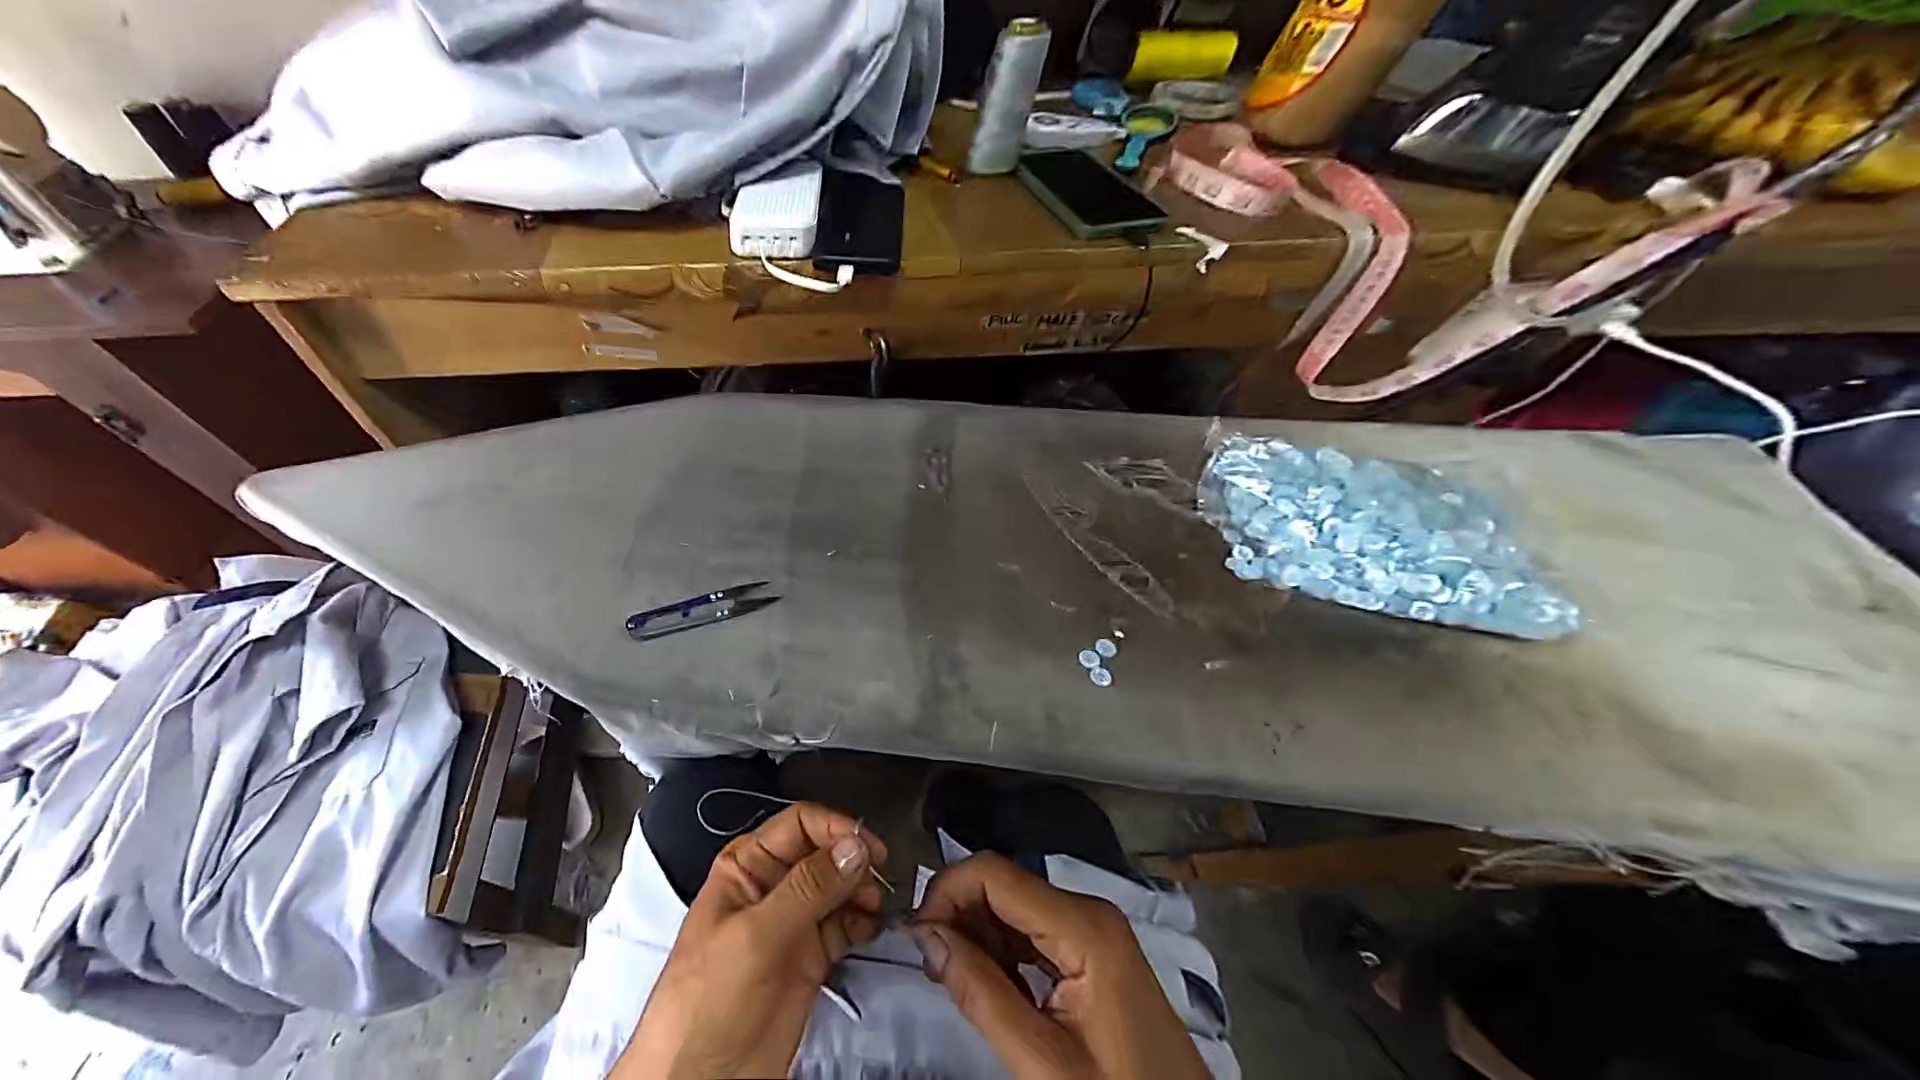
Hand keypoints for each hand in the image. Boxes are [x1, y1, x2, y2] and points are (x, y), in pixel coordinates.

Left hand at [614, 802, 888, 1079]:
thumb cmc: (702, 1007)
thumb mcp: (755, 936)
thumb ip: (808, 887)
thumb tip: (852, 847)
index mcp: (747, 867)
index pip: (801, 824)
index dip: (836, 829)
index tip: (865, 846)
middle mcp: (774, 887)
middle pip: (828, 851)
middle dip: (855, 860)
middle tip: (874, 879)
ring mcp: (794, 920)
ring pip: (842, 884)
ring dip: (864, 889)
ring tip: (872, 906)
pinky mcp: (812, 952)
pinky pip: (848, 920)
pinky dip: (864, 919)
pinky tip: (867, 927)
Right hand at [911, 852, 1209, 1079]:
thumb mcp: (1043, 1062)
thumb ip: (981, 993)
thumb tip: (928, 936)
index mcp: (1083, 925)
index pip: (994, 874)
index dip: (947, 893)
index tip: (918, 939)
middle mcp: (1088, 910)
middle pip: (1005, 885)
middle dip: (959, 914)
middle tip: (933, 966)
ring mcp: (1094, 928)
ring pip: (1015, 907)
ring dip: (977, 934)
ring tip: (955, 979)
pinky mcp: (1094, 948)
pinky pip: (1035, 931)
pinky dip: (1003, 950)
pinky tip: (989, 983)